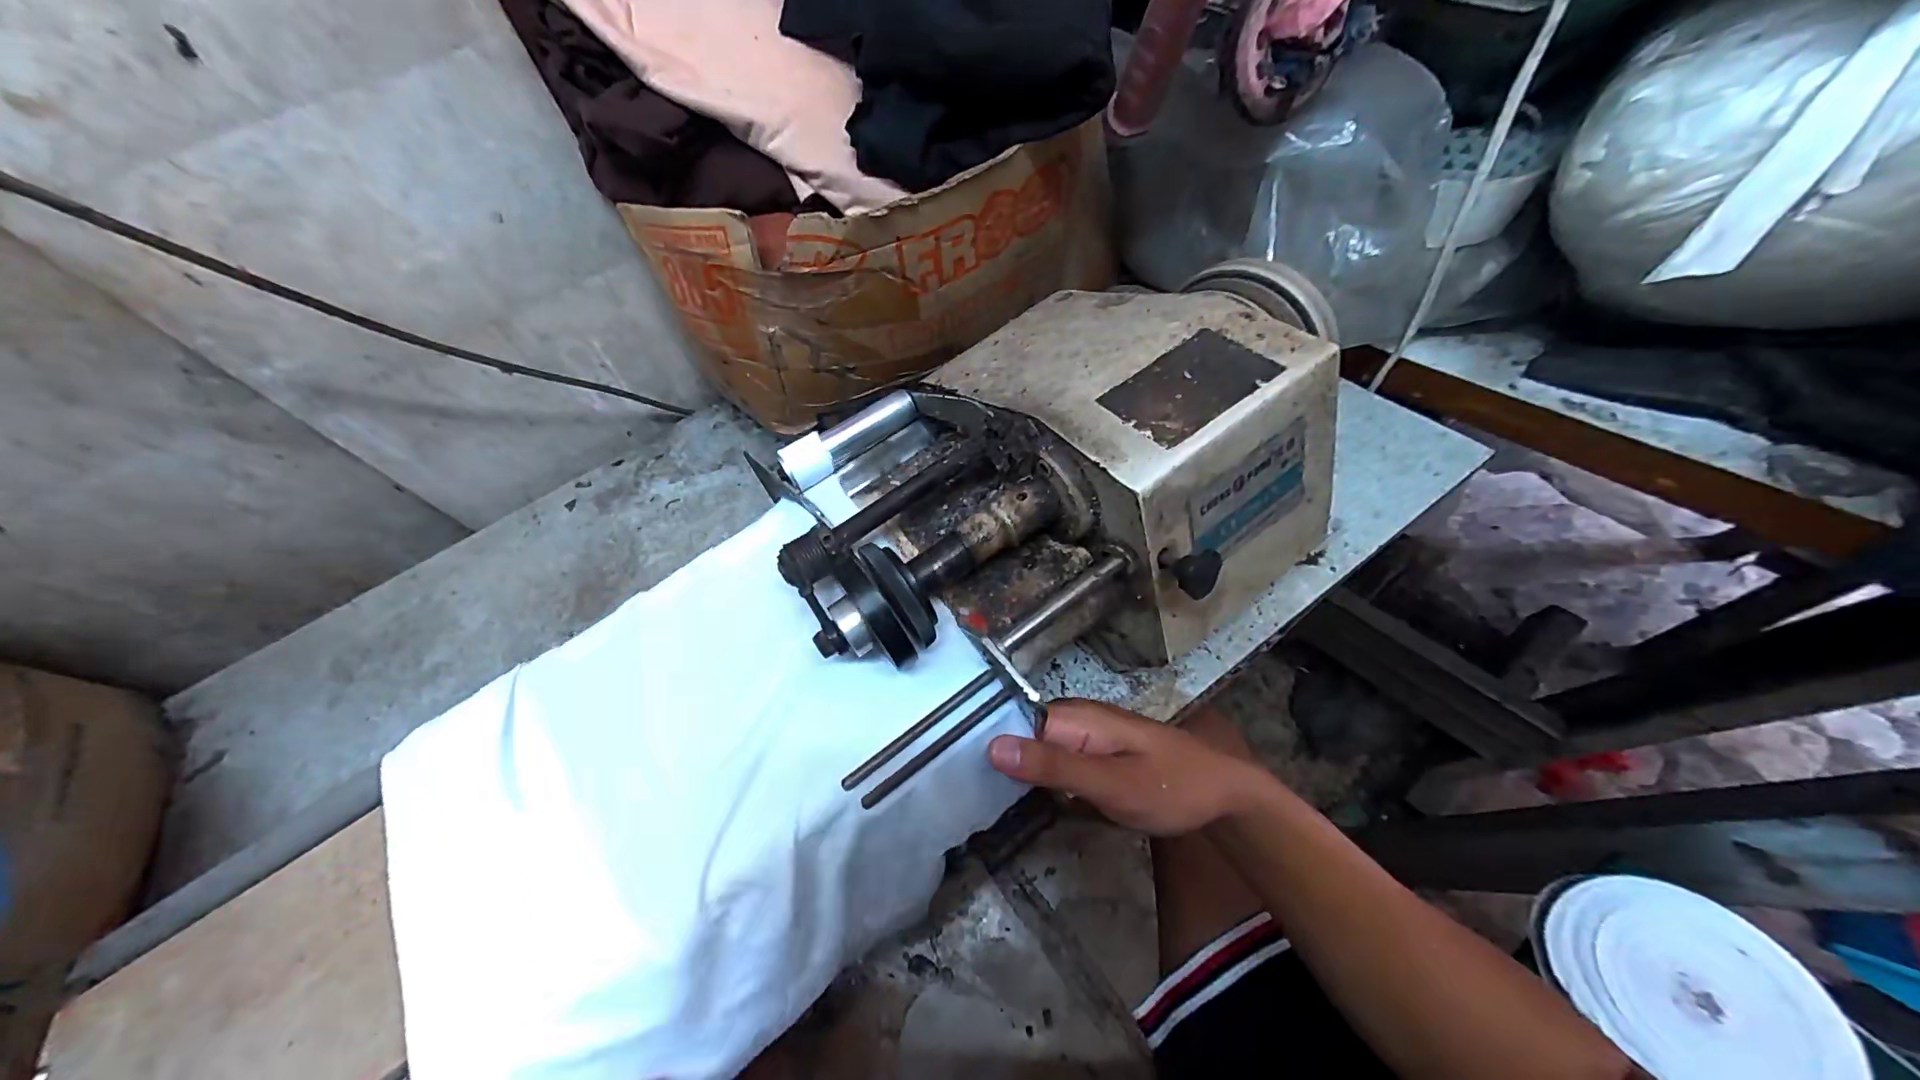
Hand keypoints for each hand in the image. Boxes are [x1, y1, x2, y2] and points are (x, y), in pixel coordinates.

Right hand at [986, 700, 1272, 835]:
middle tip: (961, 795)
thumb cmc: (1171, 787)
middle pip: (1019, 733)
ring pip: (1034, 749)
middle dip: (994, 759)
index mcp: (1073, 717)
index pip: (1011, 721)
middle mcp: (1074, 720)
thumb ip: (1053, 765)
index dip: (984, 744)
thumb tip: (993, 746)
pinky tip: (1020, 800)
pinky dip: (1037, 779)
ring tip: (978, 799)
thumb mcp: (1110, 783)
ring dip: (1014, 771)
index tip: (955, 776)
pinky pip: (1052, 762)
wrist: (1225, 795)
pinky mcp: (1092, 756)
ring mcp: (1084, 737)